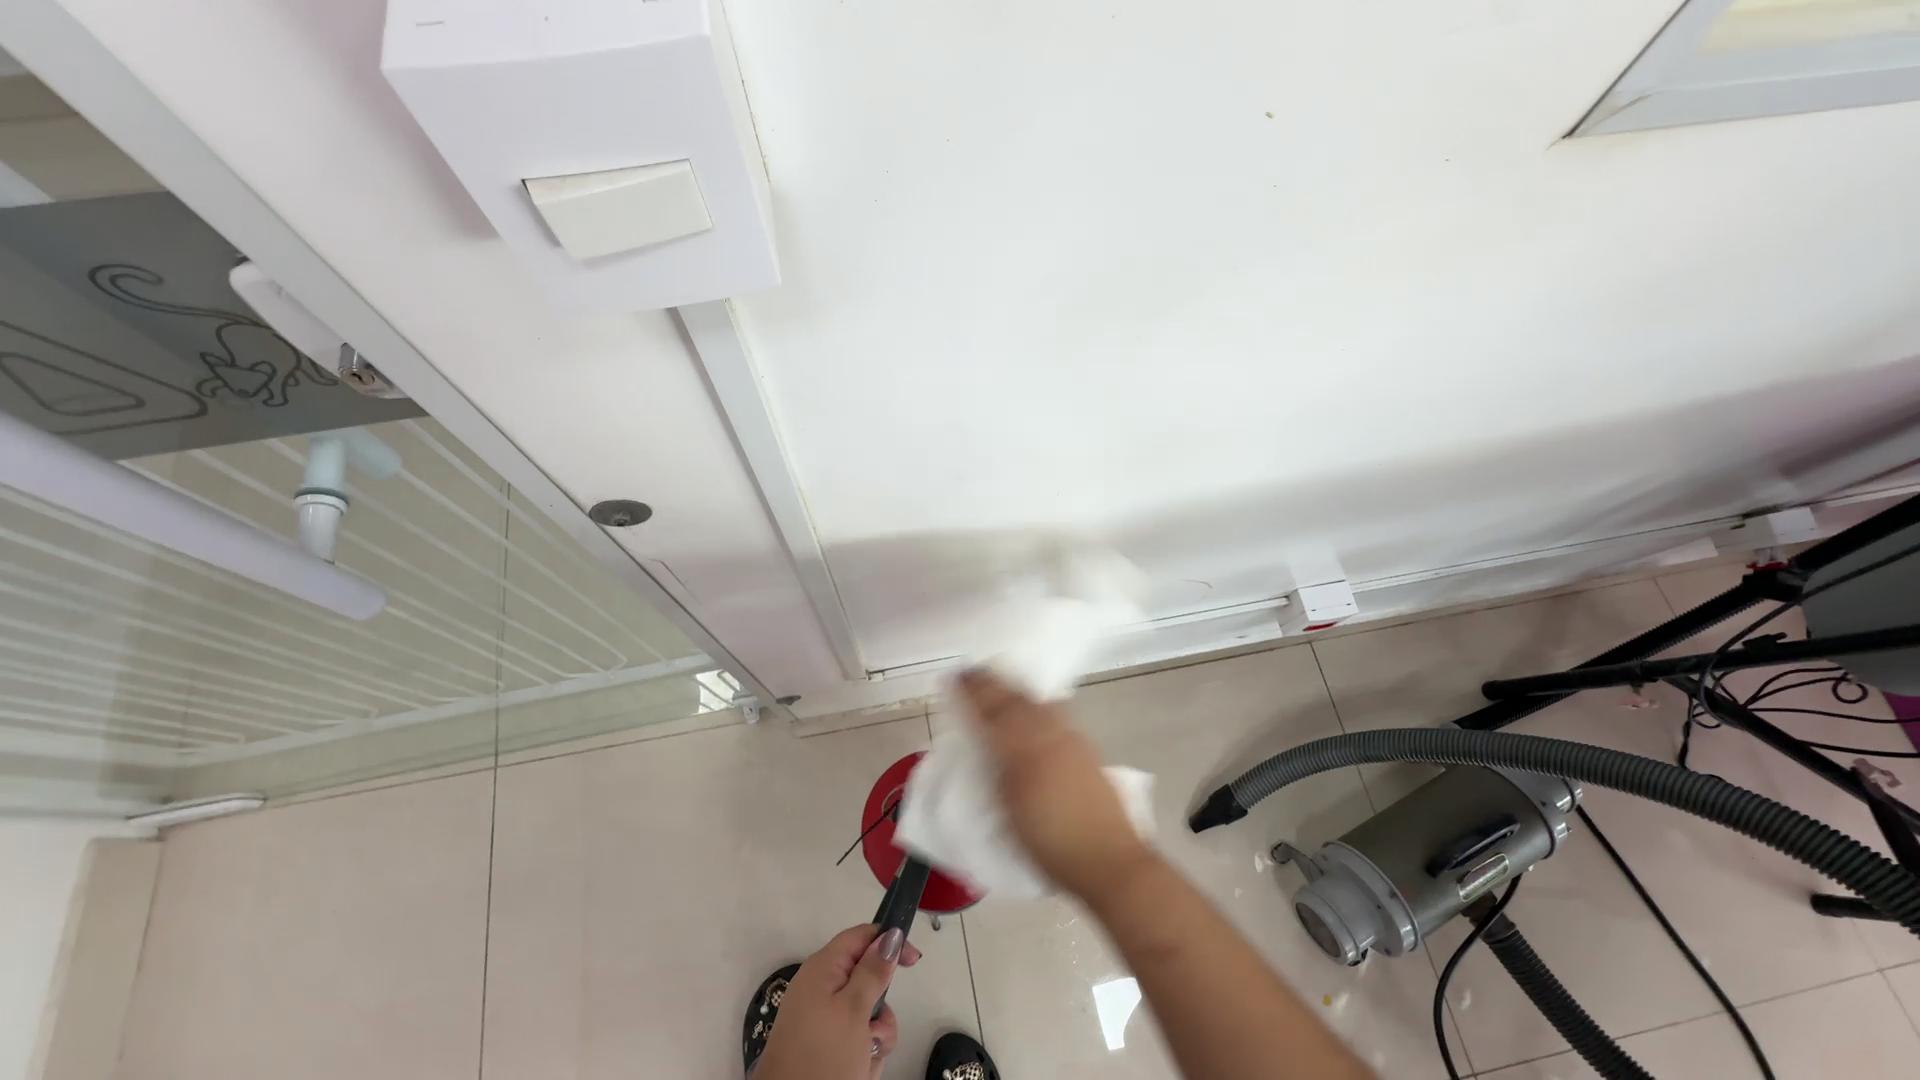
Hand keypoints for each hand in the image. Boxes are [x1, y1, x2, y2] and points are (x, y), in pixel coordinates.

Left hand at [754, 925, 921, 1079]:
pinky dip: (863, 1051)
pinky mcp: (825, 1043)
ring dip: (876, 1034)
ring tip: (866, 1055)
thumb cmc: (823, 1054)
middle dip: (882, 1006)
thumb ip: (873, 971)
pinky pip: (856, 1037)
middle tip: (876, 1028)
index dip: (889, 941)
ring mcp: (822, 1018)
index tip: (914, 962)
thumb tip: (889, 934)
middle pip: (867, 979)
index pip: (861, 936)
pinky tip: (859, 1069)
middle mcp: (821, 988)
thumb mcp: (854, 1010)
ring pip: (866, 1013)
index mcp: (824, 968)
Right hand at [956, 669, 1152, 898]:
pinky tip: (1037, 715)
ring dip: (1018, 692)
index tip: (955, 675)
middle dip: (995, 683)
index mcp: (1024, 750)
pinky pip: (1058, 715)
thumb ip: (996, 771)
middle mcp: (1049, 735)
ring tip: (1004, 690)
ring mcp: (1074, 741)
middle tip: (976, 675)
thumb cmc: (1050, 845)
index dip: (973, 689)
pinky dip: (1040, 706)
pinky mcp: (1090, 753)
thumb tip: (986, 744)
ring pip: (1042, 703)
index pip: (993, 708)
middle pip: (1019, 697)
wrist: (1109, 862)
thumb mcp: (1008, 811)